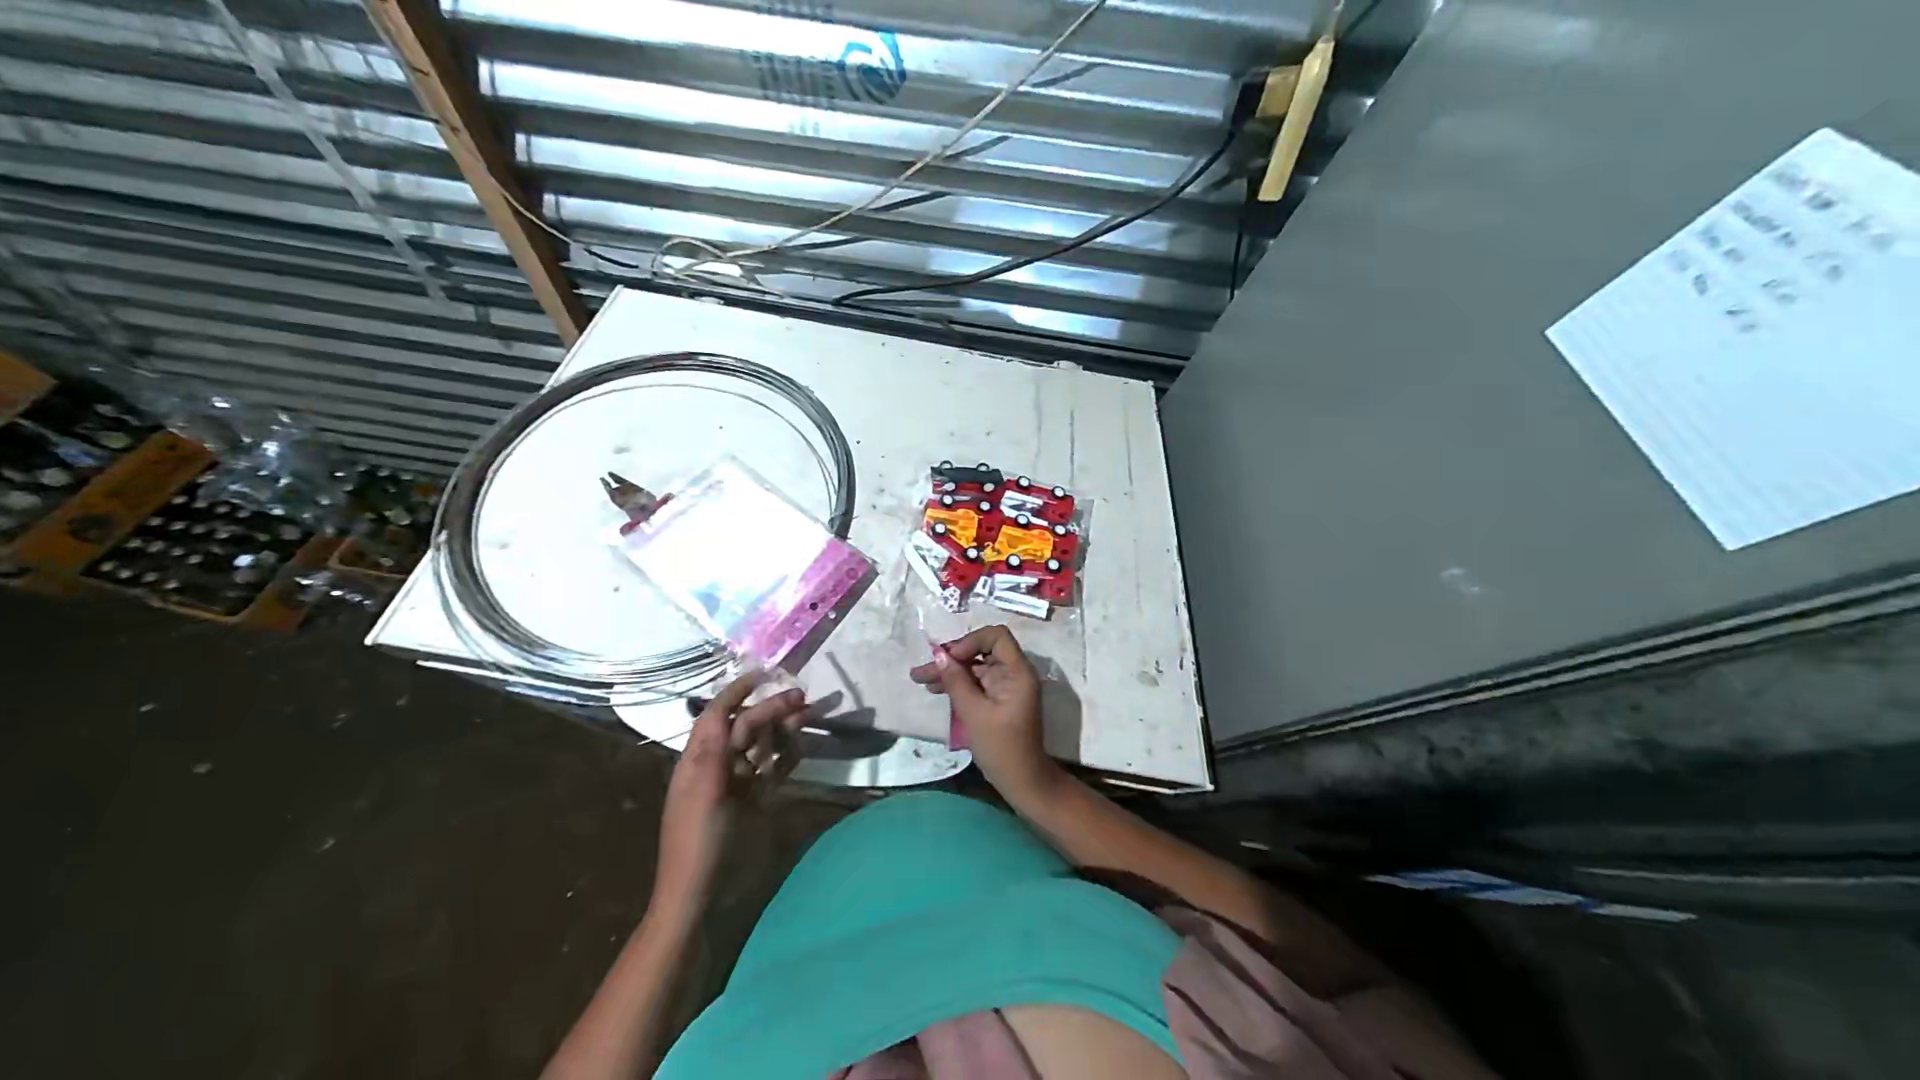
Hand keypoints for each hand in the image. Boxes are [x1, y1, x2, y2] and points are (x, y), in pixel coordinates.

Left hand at [654, 675, 808, 909]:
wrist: (700, 896)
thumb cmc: (698, 843)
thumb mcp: (703, 794)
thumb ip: (714, 751)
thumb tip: (723, 710)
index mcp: (699, 760)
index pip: (719, 714)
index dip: (738, 691)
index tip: (765, 673)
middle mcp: (718, 766)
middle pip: (746, 727)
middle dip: (771, 709)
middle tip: (804, 698)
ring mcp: (738, 785)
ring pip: (762, 746)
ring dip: (783, 728)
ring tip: (809, 715)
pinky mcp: (754, 802)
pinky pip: (773, 770)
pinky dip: (787, 756)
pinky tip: (802, 746)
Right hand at [910, 625, 1060, 803]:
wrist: (1022, 780)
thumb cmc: (1001, 747)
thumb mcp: (974, 713)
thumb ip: (956, 681)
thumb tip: (939, 655)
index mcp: (1018, 672)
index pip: (996, 636)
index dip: (971, 641)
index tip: (950, 659)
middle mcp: (1014, 673)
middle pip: (982, 651)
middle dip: (952, 658)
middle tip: (923, 670)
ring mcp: (1007, 686)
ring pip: (976, 667)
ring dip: (950, 672)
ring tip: (920, 679)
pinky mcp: (999, 699)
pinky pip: (977, 682)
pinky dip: (958, 684)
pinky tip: (936, 689)